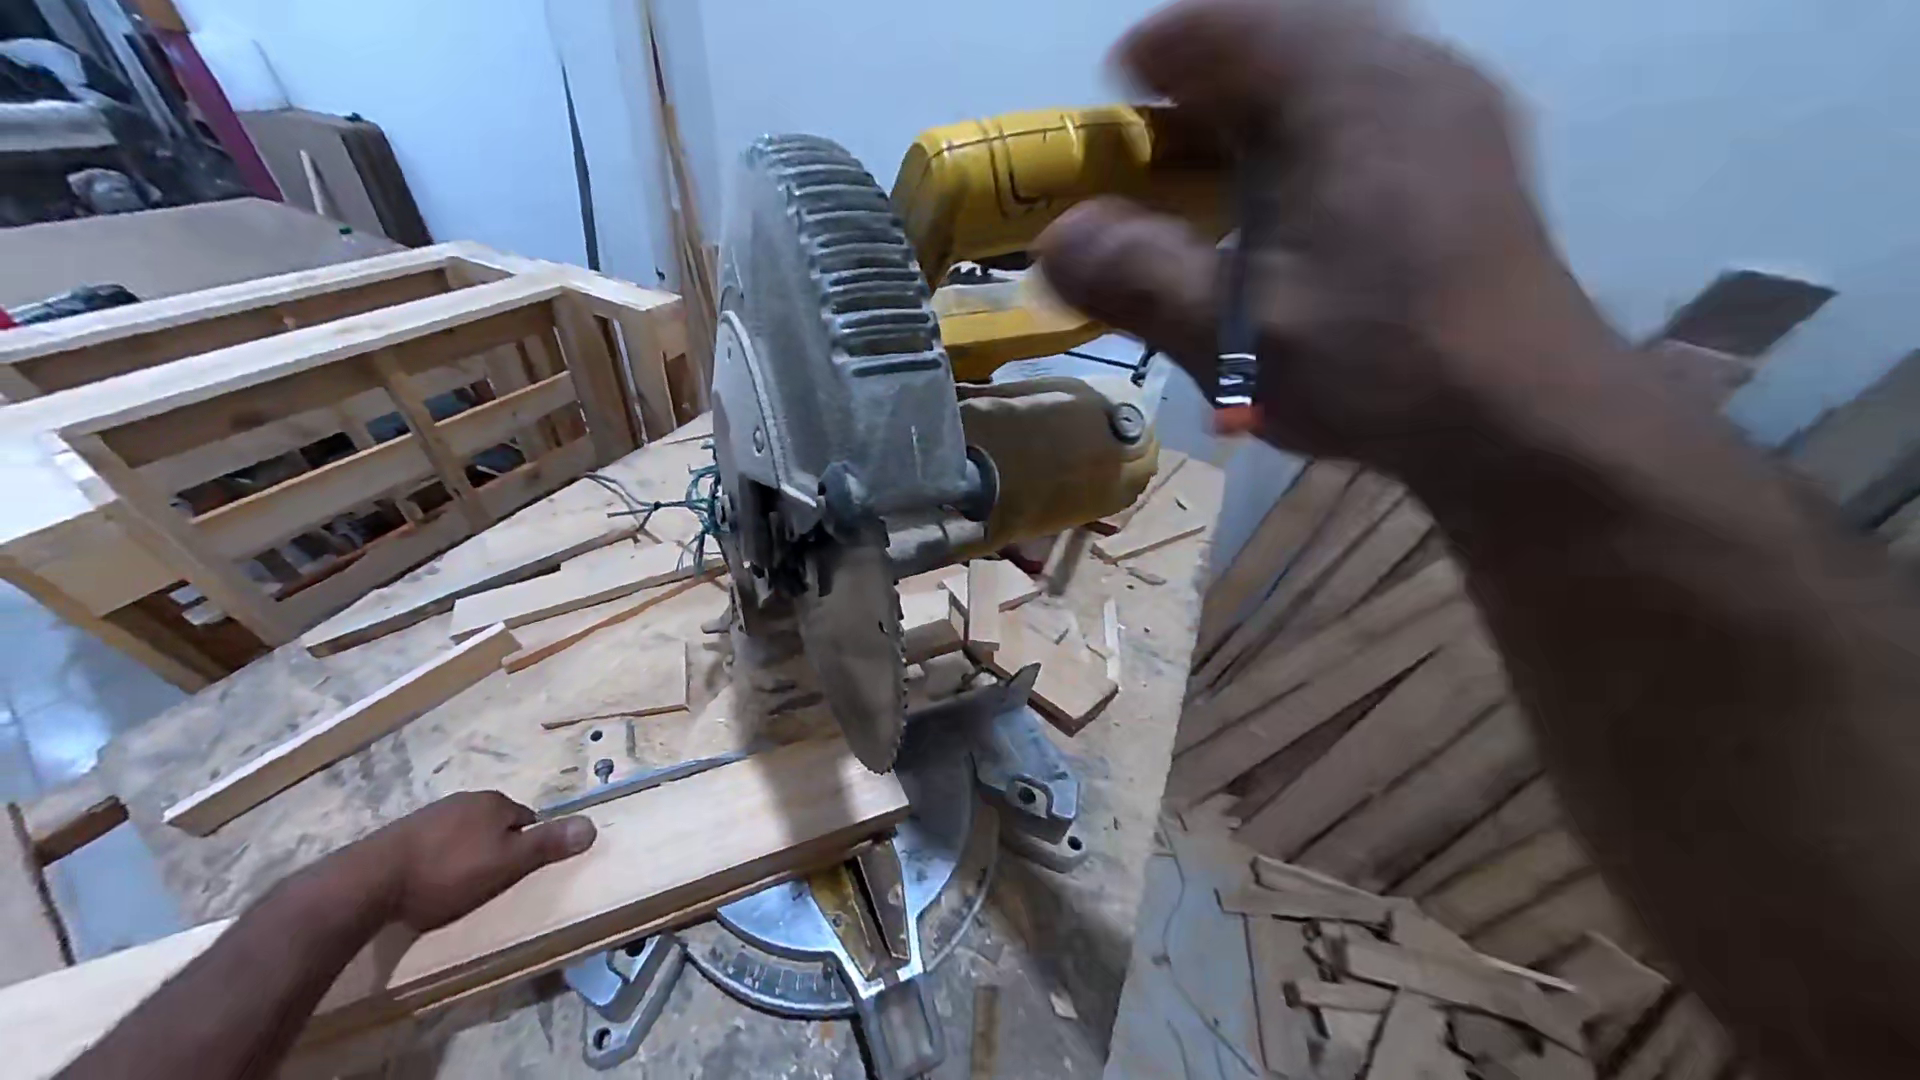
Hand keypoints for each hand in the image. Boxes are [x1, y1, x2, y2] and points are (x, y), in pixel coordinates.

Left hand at [348, 791, 596, 931]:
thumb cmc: (446, 872)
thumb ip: (549, 844)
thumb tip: (594, 825)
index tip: (513, 872)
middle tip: (485, 881)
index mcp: (495, 802)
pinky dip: (433, 859)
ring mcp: (428, 814)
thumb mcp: (507, 862)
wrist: (364, 883)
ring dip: (462, 854)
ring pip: (461, 833)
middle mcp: (465, 799)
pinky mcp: (397, 834)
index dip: (524, 846)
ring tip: (452, 885)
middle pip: (493, 824)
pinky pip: (430, 843)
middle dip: (493, 848)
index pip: (526, 819)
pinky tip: (422, 882)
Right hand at [1037, 0, 1618, 470]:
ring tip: (1214, 166)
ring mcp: (1450, 108)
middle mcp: (1406, 70)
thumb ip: (1135, 280)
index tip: (1114, 94)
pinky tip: (1291, 197)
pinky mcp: (1468, 155)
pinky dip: (1307, 132)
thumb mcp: (1228, 337)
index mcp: (1341, 93)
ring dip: (1258, 107)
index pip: (1226, 28)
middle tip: (1157, 140)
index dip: (1156, 53)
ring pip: (1331, 69)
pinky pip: (1368, 107)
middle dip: (1205, 82)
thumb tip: (1053, 241)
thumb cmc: (1367, 368)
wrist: (1516, 416)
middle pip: (1282, 37)